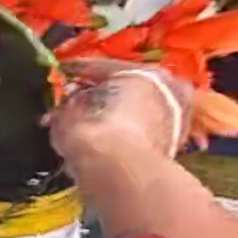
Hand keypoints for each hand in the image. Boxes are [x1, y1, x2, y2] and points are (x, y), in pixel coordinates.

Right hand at [48, 61, 191, 167]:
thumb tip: (69, 97)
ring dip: (113, 110)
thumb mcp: (66, 114)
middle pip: (125, 84)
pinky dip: (125, 126)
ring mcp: (178, 111)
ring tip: (88, 121)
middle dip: (98, 91)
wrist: (121, 171)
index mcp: (141, 72)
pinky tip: (106, 135)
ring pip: (137, 104)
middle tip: (74, 98)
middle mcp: (167, 84)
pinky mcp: (177, 136)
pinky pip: (143, 124)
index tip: (59, 72)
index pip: (99, 66)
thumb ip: (67, 100)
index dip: (73, 70)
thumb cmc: (91, 134)